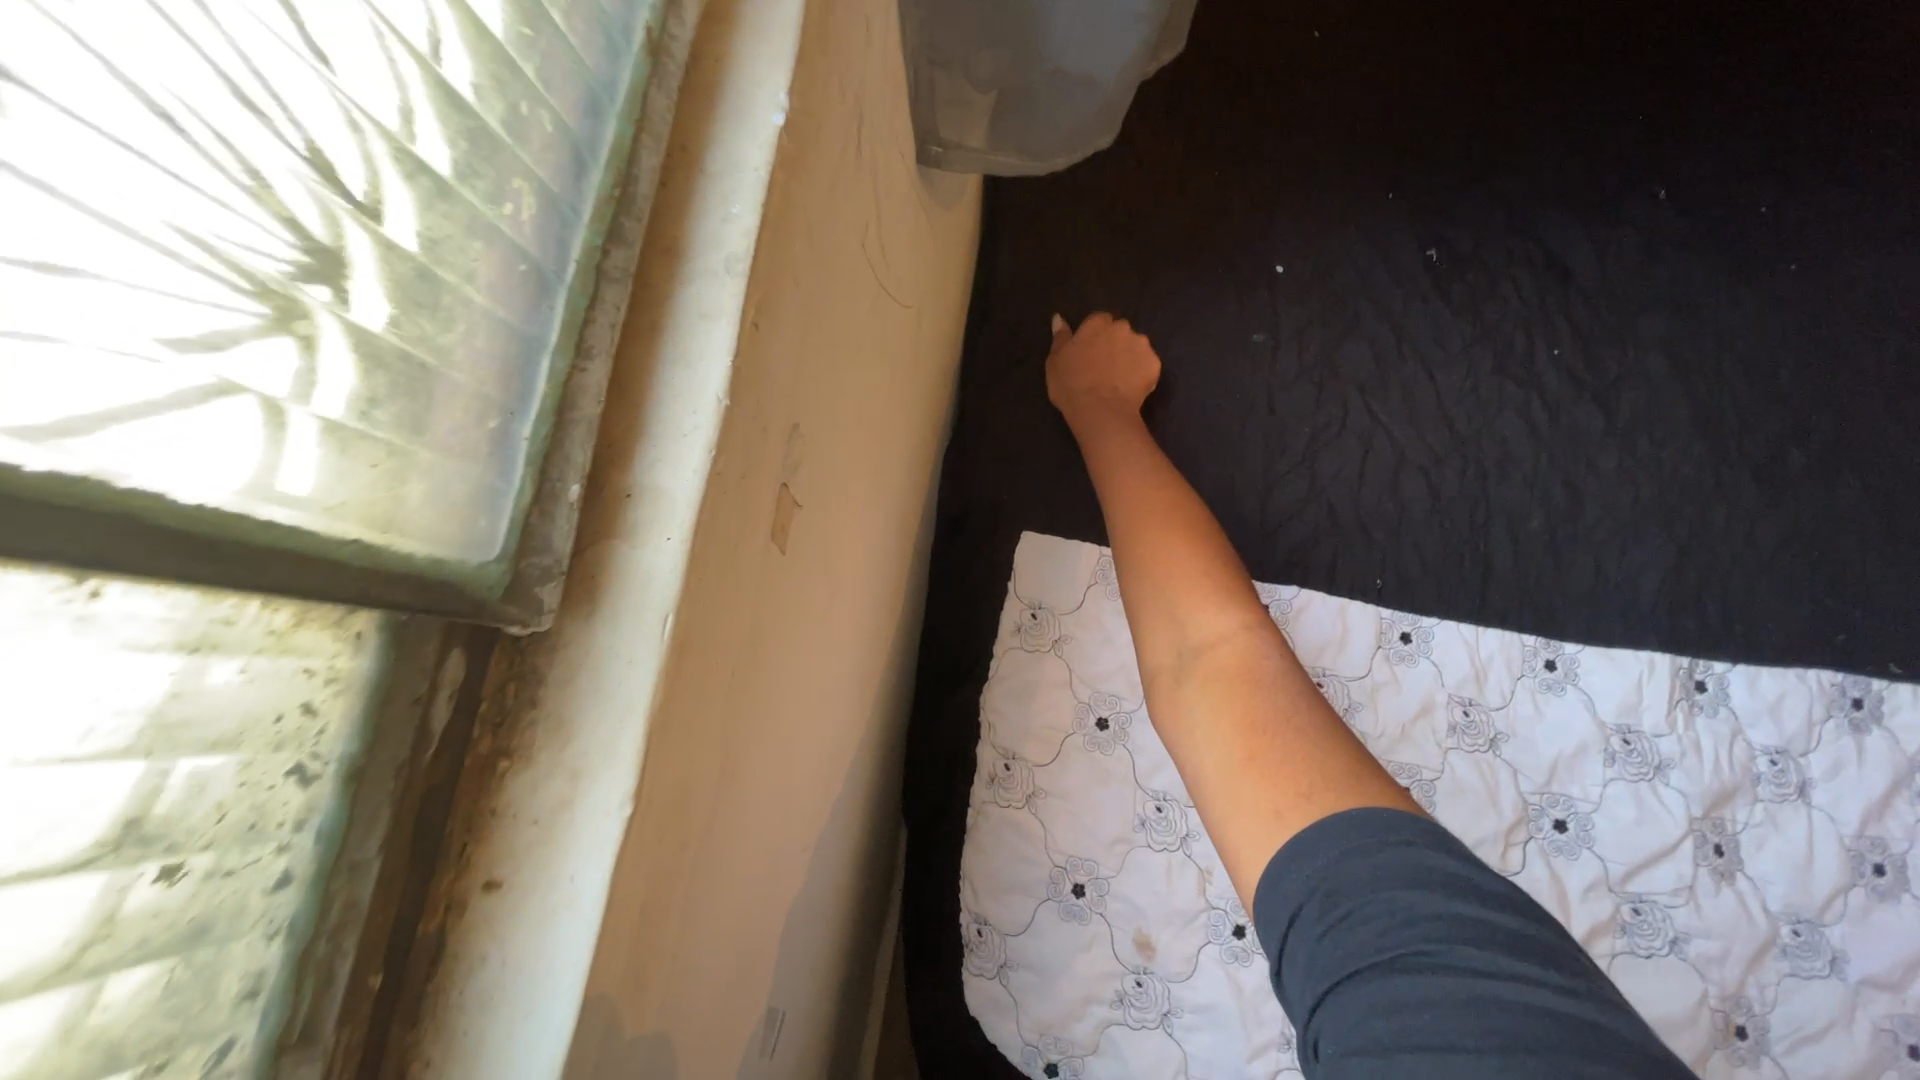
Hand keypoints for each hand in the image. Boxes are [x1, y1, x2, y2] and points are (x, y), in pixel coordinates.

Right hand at [1046, 312, 1161, 425]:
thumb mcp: (1055, 361)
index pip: (1099, 319)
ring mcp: (1141, 345)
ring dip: (1129, 356)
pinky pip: (1147, 365)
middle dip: (1114, 343)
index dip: (1096, 335)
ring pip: (1136, 346)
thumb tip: (1059, 318)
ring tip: (1119, 379)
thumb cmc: (1071, 385)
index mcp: (1097, 324)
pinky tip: (1131, 388)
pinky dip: (1141, 373)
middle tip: (1104, 366)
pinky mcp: (1154, 364)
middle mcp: (1122, 328)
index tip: (1091, 351)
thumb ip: (1060, 337)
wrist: (1100, 411)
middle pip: (1120, 331)